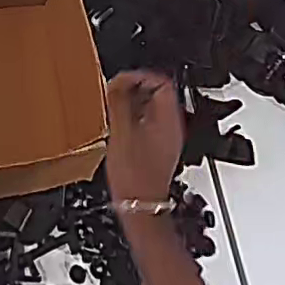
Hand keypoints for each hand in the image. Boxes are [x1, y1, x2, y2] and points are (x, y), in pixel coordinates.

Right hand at [105, 69, 183, 203]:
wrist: (140, 209)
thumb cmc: (135, 177)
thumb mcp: (121, 133)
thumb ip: (119, 104)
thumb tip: (116, 82)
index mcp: (167, 119)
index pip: (162, 82)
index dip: (140, 76)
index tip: (122, 79)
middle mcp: (171, 127)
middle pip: (157, 93)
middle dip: (134, 88)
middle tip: (114, 90)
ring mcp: (166, 138)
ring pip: (151, 108)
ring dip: (132, 102)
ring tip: (113, 105)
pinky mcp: (157, 149)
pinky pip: (147, 123)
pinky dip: (133, 117)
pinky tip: (118, 125)